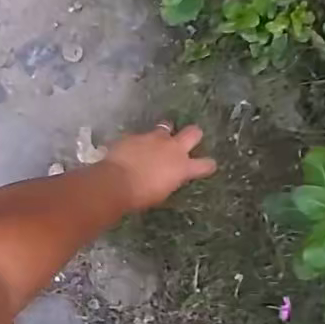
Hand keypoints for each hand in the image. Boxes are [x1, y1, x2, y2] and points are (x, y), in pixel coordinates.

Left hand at [102, 124, 217, 210]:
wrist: (116, 182)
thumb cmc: (141, 195)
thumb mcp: (162, 191)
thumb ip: (170, 178)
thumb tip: (169, 174)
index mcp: (183, 167)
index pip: (206, 164)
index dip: (208, 165)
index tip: (208, 165)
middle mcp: (173, 148)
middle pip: (193, 133)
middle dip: (194, 134)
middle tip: (189, 139)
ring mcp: (154, 138)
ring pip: (166, 127)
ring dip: (163, 134)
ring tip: (156, 141)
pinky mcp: (136, 135)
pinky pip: (142, 136)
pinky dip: (140, 142)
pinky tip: (133, 149)